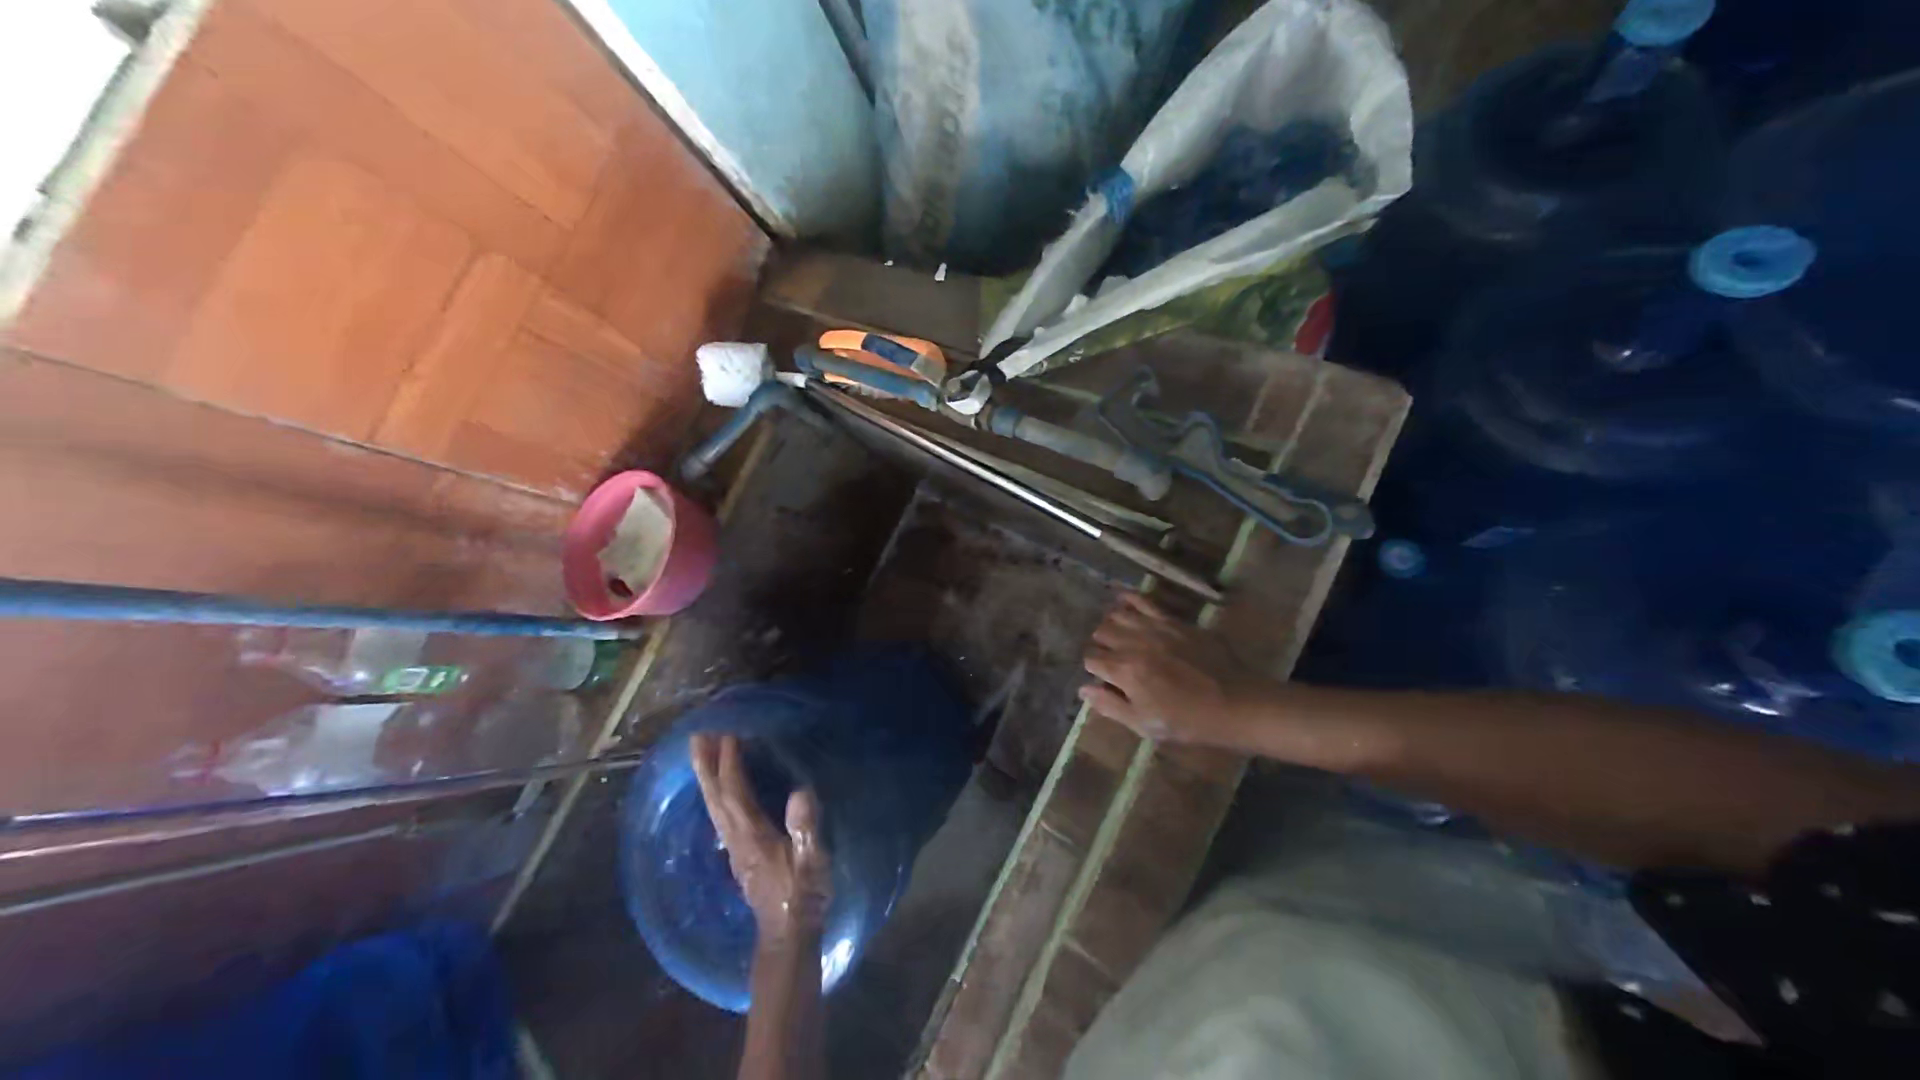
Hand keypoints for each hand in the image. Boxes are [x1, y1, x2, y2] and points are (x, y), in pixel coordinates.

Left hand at [689, 733, 831, 938]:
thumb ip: (805, 828)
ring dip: (705, 777)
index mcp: (752, 834)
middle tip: (696, 736)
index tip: (729, 734)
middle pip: (714, 796)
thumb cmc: (803, 894)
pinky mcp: (738, 854)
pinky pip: (719, 814)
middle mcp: (736, 838)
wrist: (788, 934)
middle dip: (705, 764)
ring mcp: (733, 848)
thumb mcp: (812, 861)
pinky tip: (717, 788)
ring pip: (713, 806)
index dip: (730, 762)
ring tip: (700, 752)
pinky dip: (715, 793)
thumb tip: (800, 792)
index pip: (736, 792)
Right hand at [1080, 592, 1259, 744]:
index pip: (1091, 659)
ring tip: (1118, 635)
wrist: (1237, 704)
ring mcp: (1156, 628)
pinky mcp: (1175, 621)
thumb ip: (1111, 706)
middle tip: (1111, 659)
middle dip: (1101, 645)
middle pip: (1102, 633)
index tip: (1102, 678)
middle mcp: (1135, 643)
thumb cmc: (1189, 722)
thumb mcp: (1145, 725)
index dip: (1093, 669)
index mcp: (1125, 672)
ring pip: (1118, 615)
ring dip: (1113, 624)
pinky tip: (1123, 600)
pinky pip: (1145, 601)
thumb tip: (1084, 688)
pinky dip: (1130, 599)